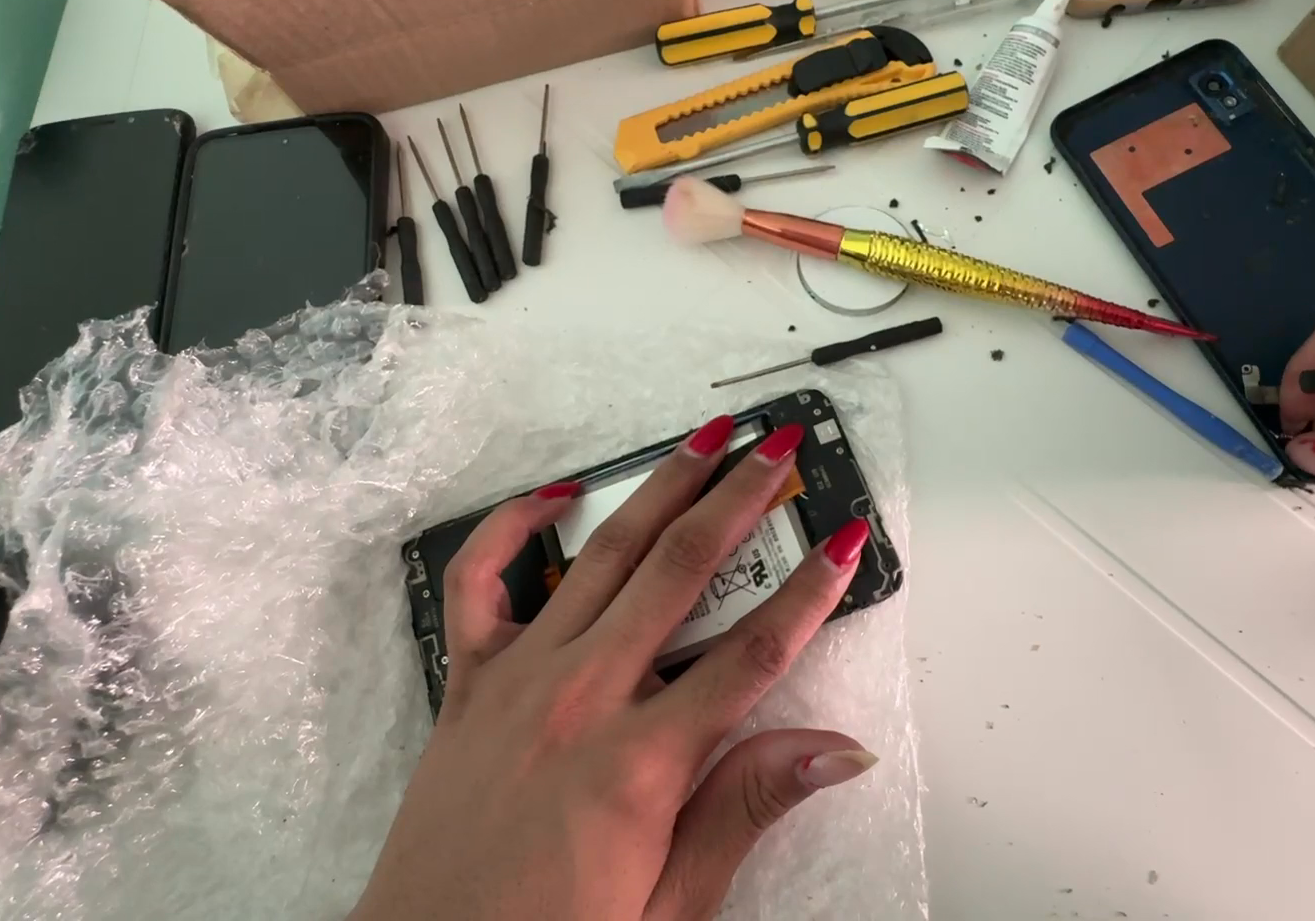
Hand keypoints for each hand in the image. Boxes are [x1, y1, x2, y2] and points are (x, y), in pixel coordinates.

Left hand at [351, 416, 876, 920]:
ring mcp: (520, 675)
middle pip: (681, 570)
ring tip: (702, 441)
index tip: (843, 541)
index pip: (753, 654)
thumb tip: (835, 751)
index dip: (808, 592)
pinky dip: (513, 524)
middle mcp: (581, 697)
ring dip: (660, 488)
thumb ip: (746, 808)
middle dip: (738, 499)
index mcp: (639, 763)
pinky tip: (557, 495)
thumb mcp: (670, 905)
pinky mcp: (471, 675)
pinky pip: (482, 577)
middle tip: (774, 449)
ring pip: (605, 554)